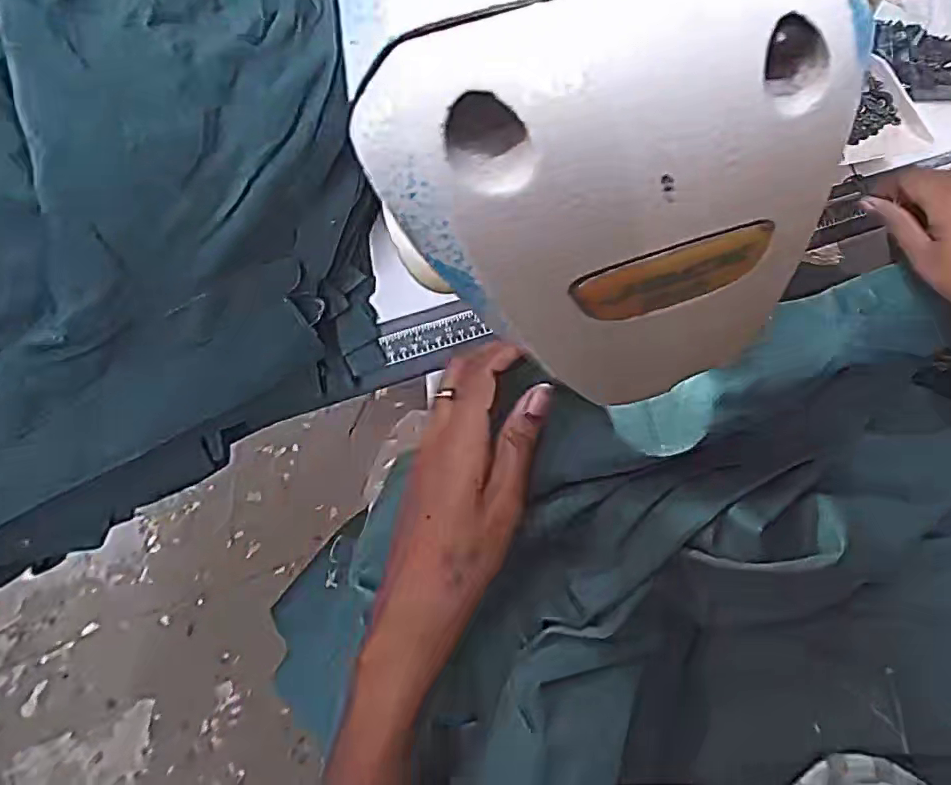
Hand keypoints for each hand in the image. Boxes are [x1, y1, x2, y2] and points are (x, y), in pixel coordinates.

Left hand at [327, 342, 552, 784]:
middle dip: (489, 353)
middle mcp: (432, 435)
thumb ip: (519, 441)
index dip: (504, 349)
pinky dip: (468, 396)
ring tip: (515, 376)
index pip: (477, 372)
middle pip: (456, 373)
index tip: (534, 341)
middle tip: (527, 353)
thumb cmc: (466, 558)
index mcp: (456, 438)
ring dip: (477, 373)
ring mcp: (421, 451)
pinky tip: (490, 414)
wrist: (411, 609)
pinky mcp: (420, 468)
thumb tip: (539, 392)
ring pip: (447, 391)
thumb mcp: (504, 500)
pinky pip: (443, 412)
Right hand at [862, 164, 950, 372]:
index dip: (889, 188)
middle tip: (904, 216)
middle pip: (934, 175)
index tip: (881, 203)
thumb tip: (871, 202)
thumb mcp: (923, 257)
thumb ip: (896, 222)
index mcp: (948, 198)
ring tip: (936, 213)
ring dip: (942, 188)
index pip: (909, 177)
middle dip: (914, 191)